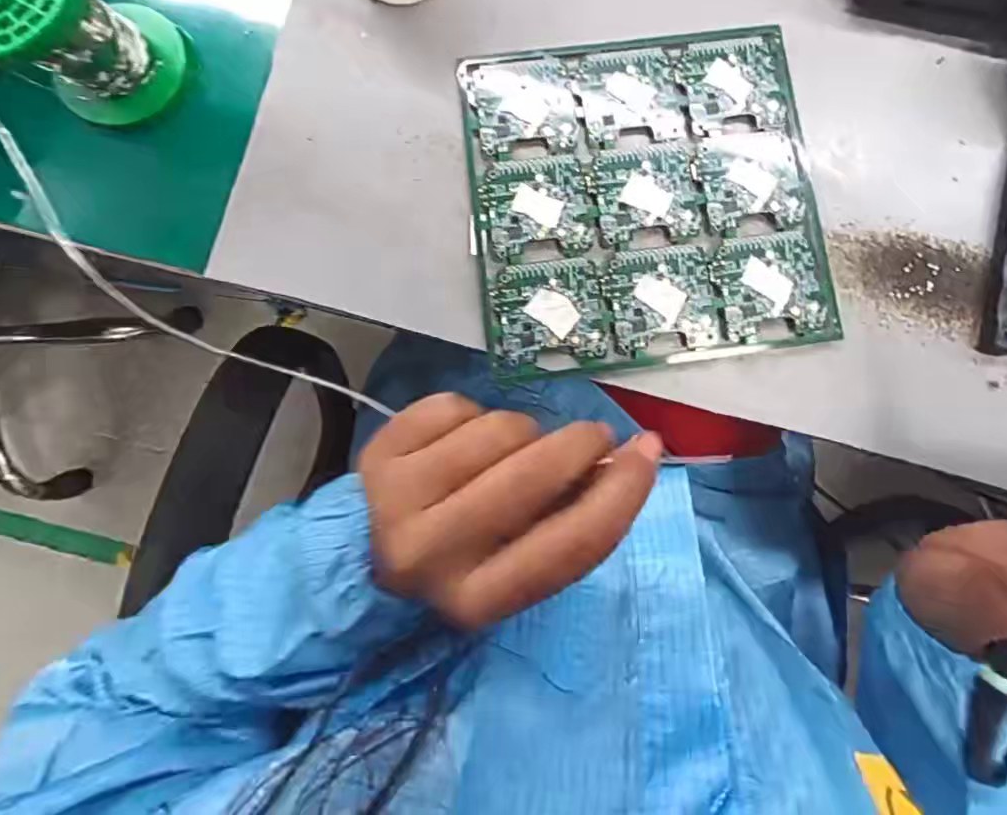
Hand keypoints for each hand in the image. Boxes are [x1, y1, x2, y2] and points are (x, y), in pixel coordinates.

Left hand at [359, 393, 662, 628]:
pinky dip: (471, 414)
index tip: (648, 452)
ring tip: (506, 452)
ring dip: (520, 431)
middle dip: (578, 444)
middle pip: (535, 474)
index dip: (621, 494)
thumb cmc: (452, 561)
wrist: (358, 553)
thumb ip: (565, 524)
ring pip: (500, 429)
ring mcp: (399, 495)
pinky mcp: (379, 449)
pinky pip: (456, 405)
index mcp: (476, 600)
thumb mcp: (509, 569)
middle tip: (590, 436)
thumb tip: (625, 459)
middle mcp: (432, 552)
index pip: (569, 545)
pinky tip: (460, 439)